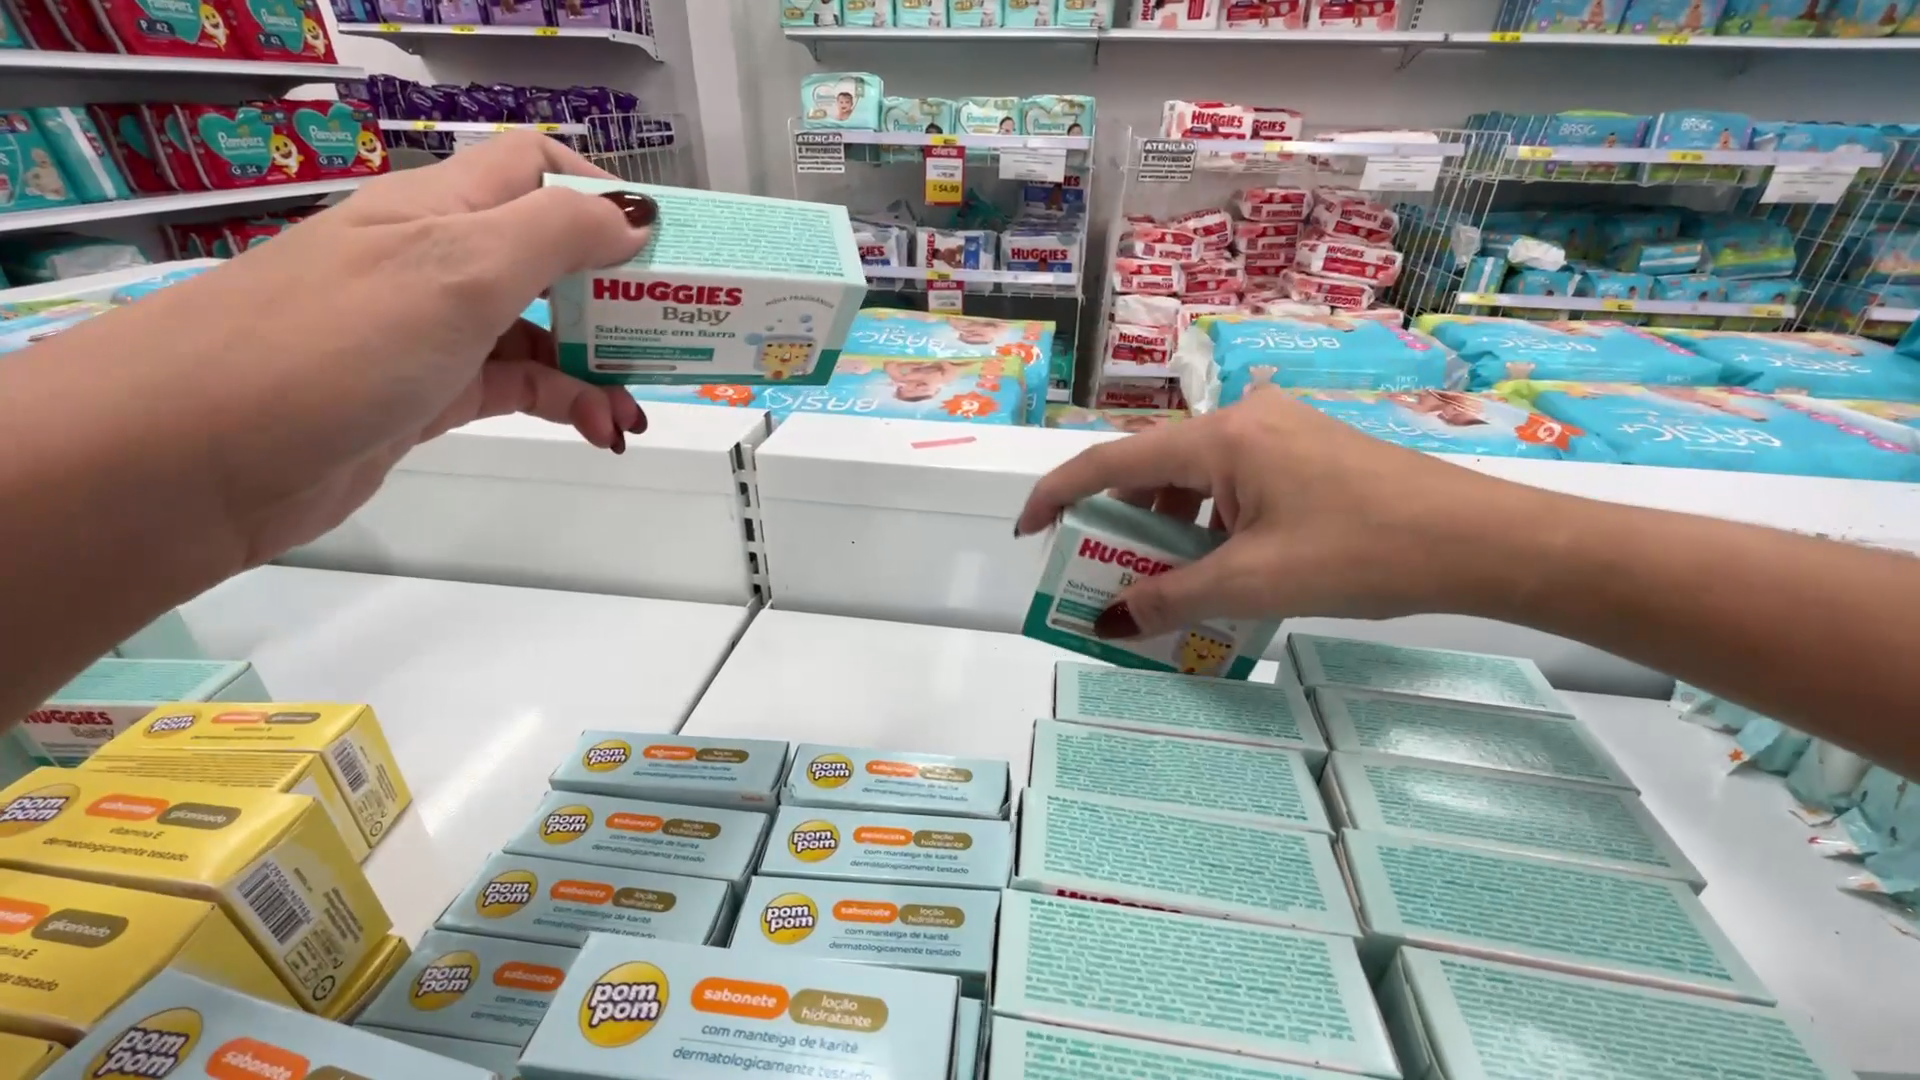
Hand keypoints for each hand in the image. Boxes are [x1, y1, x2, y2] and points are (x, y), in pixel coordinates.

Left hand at [108, 133, 655, 564]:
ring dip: (602, 369)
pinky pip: (524, 387)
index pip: (536, 169)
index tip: (660, 247)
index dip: (601, 194)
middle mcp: (443, 261)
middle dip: (620, 298)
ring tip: (635, 415)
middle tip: (673, 338)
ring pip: (547, 334)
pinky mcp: (436, 392)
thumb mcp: (458, 270)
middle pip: (555, 259)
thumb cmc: (332, 344)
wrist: (198, 458)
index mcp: (445, 211)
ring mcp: (439, 331)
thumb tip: (634, 215)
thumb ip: (555, 233)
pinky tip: (599, 432)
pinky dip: (568, 405)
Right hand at [1014, 387, 1531, 638]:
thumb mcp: (1253, 582)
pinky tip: (1220, 567)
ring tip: (1163, 582)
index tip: (1027, 530)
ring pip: (1194, 480)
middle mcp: (1242, 421)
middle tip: (1101, 573)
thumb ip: (1169, 599)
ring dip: (1167, 530)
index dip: (1058, 495)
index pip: (1112, 460)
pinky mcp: (1305, 453)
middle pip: (1152, 470)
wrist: (1484, 541)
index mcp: (1220, 438)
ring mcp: (1278, 433)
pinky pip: (1232, 486)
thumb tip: (1107, 622)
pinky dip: (1209, 526)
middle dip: (1119, 523)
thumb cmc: (1363, 553)